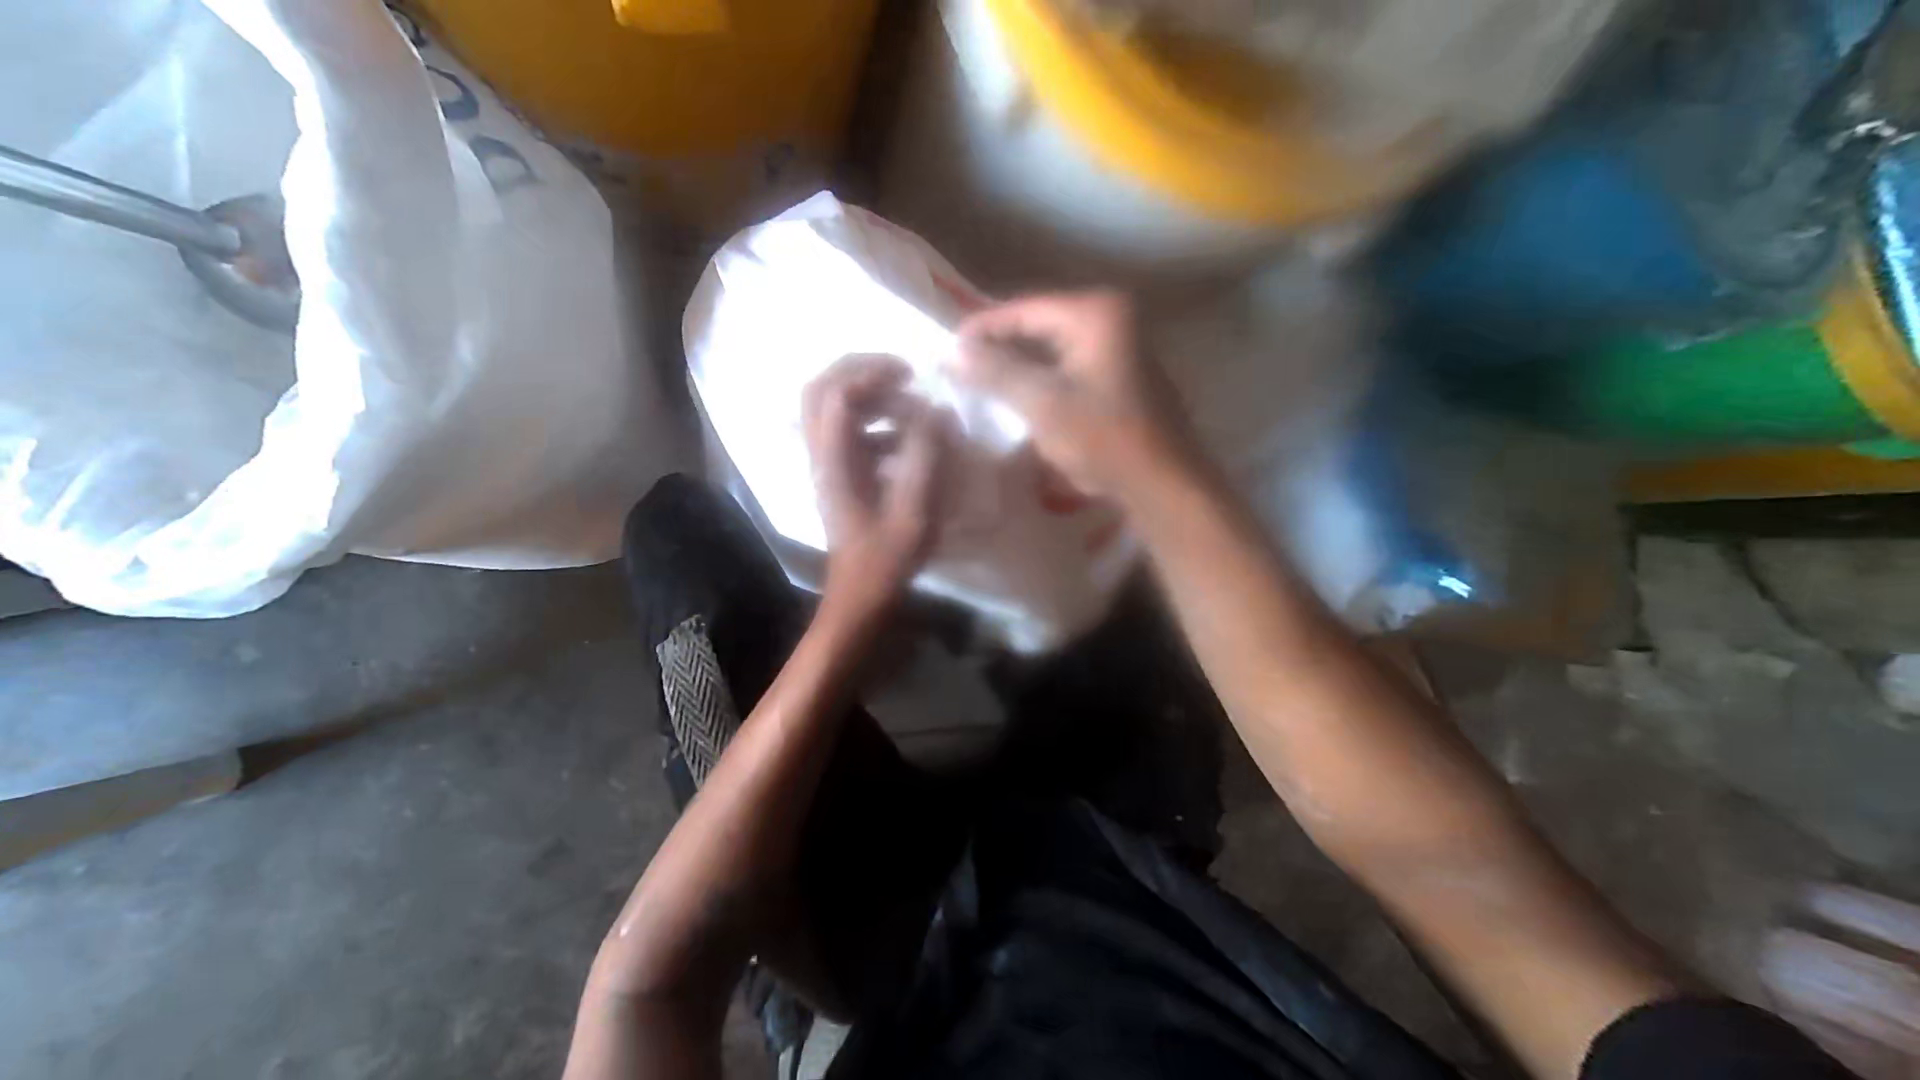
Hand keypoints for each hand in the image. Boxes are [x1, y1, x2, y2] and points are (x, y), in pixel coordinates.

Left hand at [803, 354, 950, 620]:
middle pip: (820, 389)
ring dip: (866, 394)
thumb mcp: (913, 510)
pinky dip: (873, 421)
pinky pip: (846, 431)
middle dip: (859, 370)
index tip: (910, 375)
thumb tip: (936, 410)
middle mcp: (821, 456)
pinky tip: (907, 436)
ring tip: (908, 399)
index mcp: (835, 462)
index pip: (837, 394)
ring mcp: (826, 465)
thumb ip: (924, 457)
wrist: (860, 596)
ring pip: (829, 407)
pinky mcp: (838, 475)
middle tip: (901, 373)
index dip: (870, 372)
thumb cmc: (886, 559)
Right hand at [955, 290, 1198, 502]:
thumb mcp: (1042, 403)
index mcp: (1096, 314)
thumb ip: (995, 372)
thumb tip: (953, 352)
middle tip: (960, 366)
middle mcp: (1112, 318)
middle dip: (999, 346)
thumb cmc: (1104, 440)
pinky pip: (1070, 367)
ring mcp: (1121, 347)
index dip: (982, 328)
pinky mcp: (1122, 375)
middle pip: (1039, 325)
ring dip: (1019, 365)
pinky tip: (1018, 398)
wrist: (1163, 485)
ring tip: (981, 383)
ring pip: (1053, 348)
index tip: (947, 348)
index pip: (1024, 309)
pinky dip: (1043, 379)